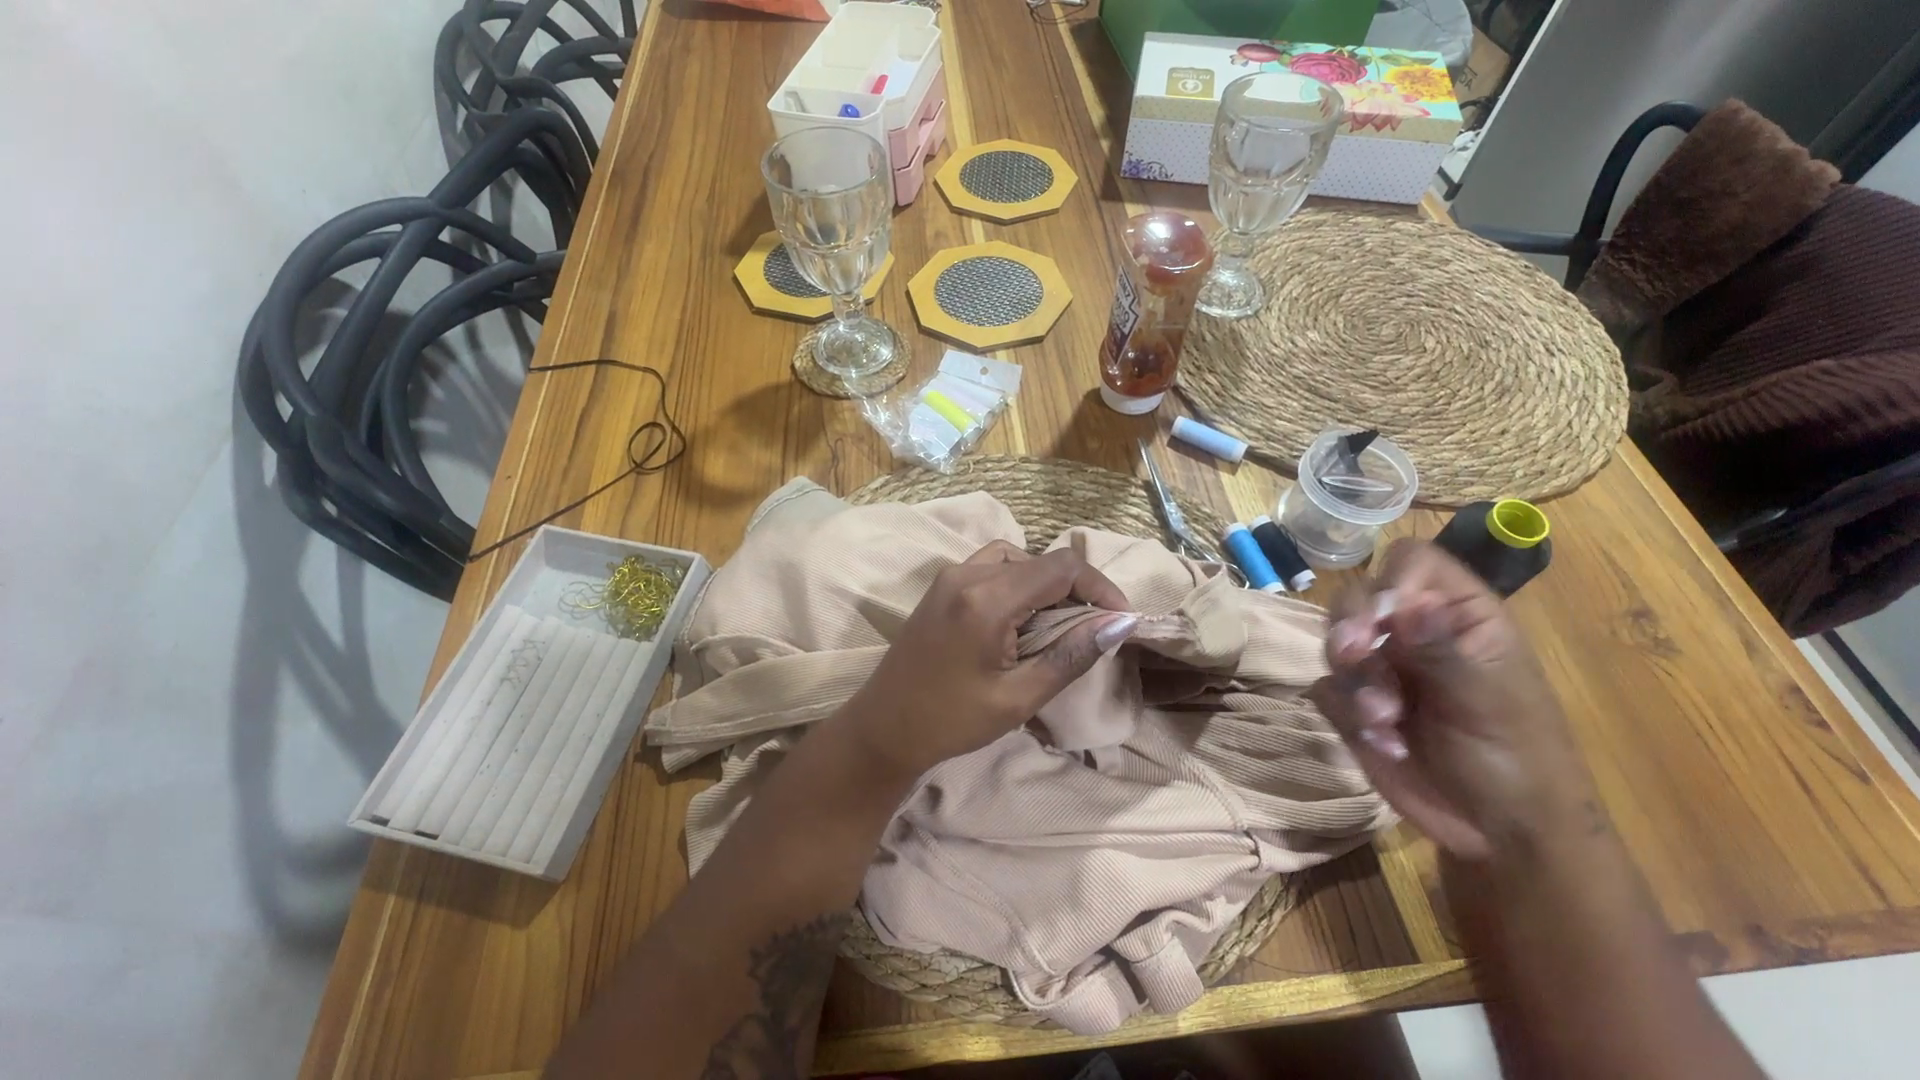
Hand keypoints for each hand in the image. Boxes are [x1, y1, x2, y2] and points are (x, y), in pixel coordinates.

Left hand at [837, 540, 1136, 778]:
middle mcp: (967, 574)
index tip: (1120, 620)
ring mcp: (949, 577)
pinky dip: (1018, 582)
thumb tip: (1120, 624)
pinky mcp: (941, 587)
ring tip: (1059, 625)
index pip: (1062, 567)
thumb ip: (1071, 655)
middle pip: (1041, 559)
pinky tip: (1022, 619)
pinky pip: (992, 566)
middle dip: (1076, 589)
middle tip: (1092, 631)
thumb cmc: (951, 722)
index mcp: (987, 599)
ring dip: (1045, 584)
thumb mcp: (1019, 697)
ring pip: (1016, 558)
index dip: (1100, 587)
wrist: (883, 729)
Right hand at [1311, 540, 1596, 859]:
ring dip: (1354, 680)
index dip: (1391, 580)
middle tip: (1353, 656)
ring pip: (1335, 643)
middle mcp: (1414, 633)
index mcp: (1460, 616)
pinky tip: (1384, 745)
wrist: (1500, 835)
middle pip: (1360, 598)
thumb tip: (1409, 605)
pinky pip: (1327, 689)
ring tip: (1383, 722)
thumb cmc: (1519, 759)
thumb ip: (1443, 652)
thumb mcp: (1489, 702)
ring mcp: (1383, 669)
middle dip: (1351, 629)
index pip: (1413, 564)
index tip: (1383, 620)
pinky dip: (1346, 714)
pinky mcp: (1354, 707)